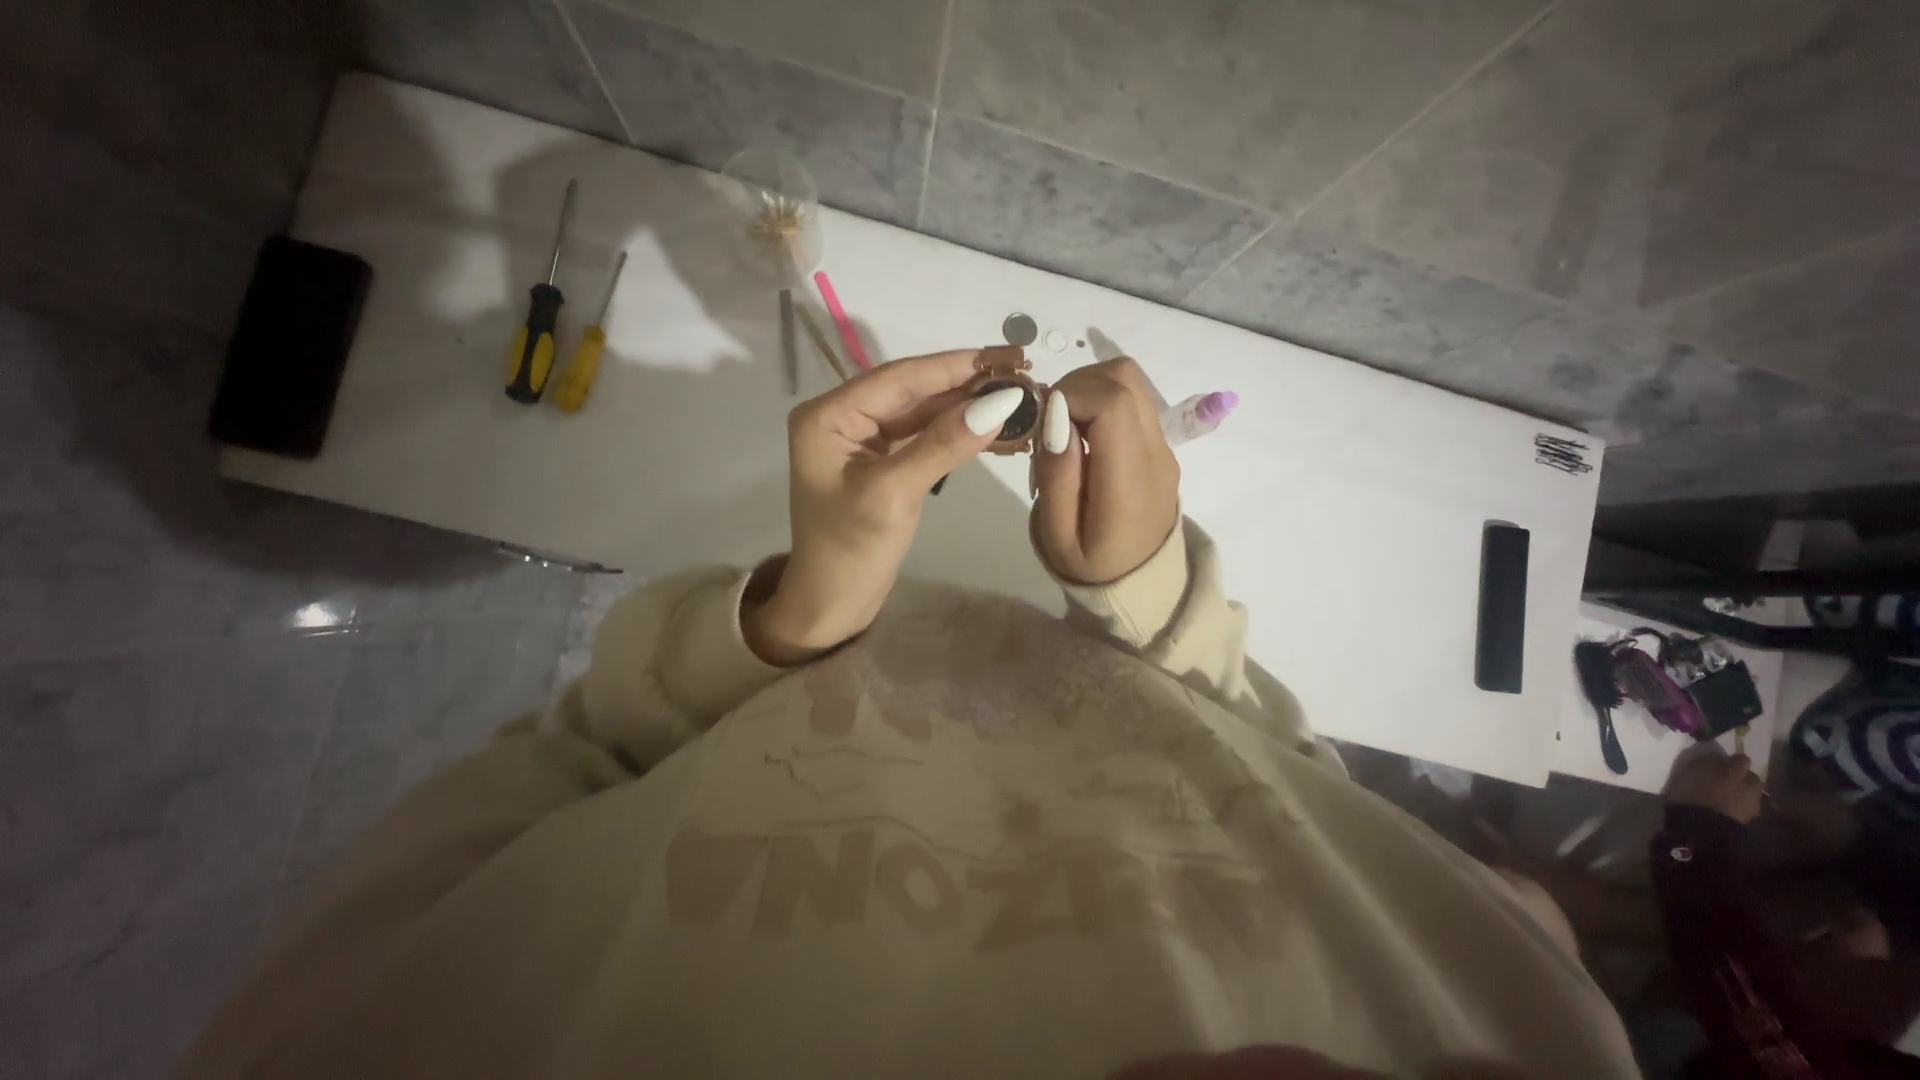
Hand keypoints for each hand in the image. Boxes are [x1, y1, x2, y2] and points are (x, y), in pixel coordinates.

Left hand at [744, 346, 1030, 665]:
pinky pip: (925, 436)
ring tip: (1020, 398)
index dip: (954, 366)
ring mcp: (863, 440)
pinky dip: (959, 433)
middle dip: (967, 384)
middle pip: (913, 391)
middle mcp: (843, 417)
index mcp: (828, 416)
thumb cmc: (850, 550)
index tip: (1005, 356)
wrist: (832, 605)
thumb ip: (943, 444)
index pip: (899, 378)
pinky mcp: (882, 461)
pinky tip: (997, 428)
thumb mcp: (894, 493)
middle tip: (1022, 374)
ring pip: (923, 412)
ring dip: (969, 407)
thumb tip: (999, 403)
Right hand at [1030, 357, 1180, 584]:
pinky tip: (1081, 432)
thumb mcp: (1057, 536)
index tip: (1042, 421)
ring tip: (1063, 425)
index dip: (1070, 395)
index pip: (1113, 402)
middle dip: (1076, 385)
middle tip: (1048, 421)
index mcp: (1130, 482)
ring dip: (1089, 388)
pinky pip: (1133, 400)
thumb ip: (1057, 476)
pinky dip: (1101, 400)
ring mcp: (1163, 446)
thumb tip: (1055, 417)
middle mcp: (1156, 455)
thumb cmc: (1090, 566)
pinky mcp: (1161, 444)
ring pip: (1130, 381)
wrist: (1139, 584)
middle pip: (1124, 378)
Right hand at [1664, 746, 1763, 823]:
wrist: (1704, 823)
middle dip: (1741, 777)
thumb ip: (1706, 761)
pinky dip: (1741, 803)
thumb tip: (1715, 754)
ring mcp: (1754, 799)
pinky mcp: (1752, 815)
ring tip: (1728, 795)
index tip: (1722, 762)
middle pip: (1751, 775)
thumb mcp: (1691, 770)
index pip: (1741, 758)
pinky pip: (1749, 804)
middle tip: (1726, 780)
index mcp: (1735, 769)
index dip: (1732, 760)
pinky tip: (1729, 806)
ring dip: (1743, 791)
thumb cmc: (1693, 792)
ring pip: (1752, 790)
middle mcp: (1750, 782)